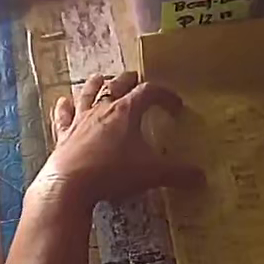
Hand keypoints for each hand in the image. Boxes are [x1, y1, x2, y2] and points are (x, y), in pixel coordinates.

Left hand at [31, 72, 203, 212]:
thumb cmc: (113, 173)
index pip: (149, 92)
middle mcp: (102, 109)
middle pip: (117, 85)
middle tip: (137, 79)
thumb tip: (201, 177)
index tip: (175, 105)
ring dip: (96, 84)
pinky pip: (62, 115)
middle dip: (130, 81)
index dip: (165, 95)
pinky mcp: (63, 135)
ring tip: (101, 78)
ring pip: (88, 93)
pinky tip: (62, 101)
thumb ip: (177, 174)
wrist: (70, 185)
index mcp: (126, 111)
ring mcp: (79, 120)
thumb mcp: (151, 174)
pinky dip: (64, 107)